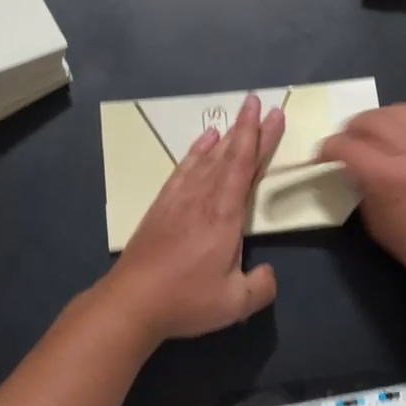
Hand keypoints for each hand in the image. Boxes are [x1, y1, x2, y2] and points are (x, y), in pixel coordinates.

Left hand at [98, 94, 284, 343]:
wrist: (132, 301)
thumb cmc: (186, 300)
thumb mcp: (235, 303)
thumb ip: (261, 287)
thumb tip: (268, 273)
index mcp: (225, 214)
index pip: (246, 166)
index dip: (260, 138)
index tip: (273, 114)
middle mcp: (203, 197)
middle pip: (229, 154)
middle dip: (247, 128)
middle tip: (259, 102)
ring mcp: (180, 198)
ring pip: (207, 158)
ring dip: (225, 136)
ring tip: (237, 117)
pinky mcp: (162, 205)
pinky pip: (184, 168)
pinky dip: (196, 151)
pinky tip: (204, 142)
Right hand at [319, 104, 405, 299]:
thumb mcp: (377, 225)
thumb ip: (361, 188)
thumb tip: (351, 168)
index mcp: (389, 176)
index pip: (346, 145)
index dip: (327, 149)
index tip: (322, 158)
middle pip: (369, 120)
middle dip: (350, 131)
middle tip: (345, 147)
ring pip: (394, 110)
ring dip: (376, 121)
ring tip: (372, 137)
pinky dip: (404, 119)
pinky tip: (400, 134)